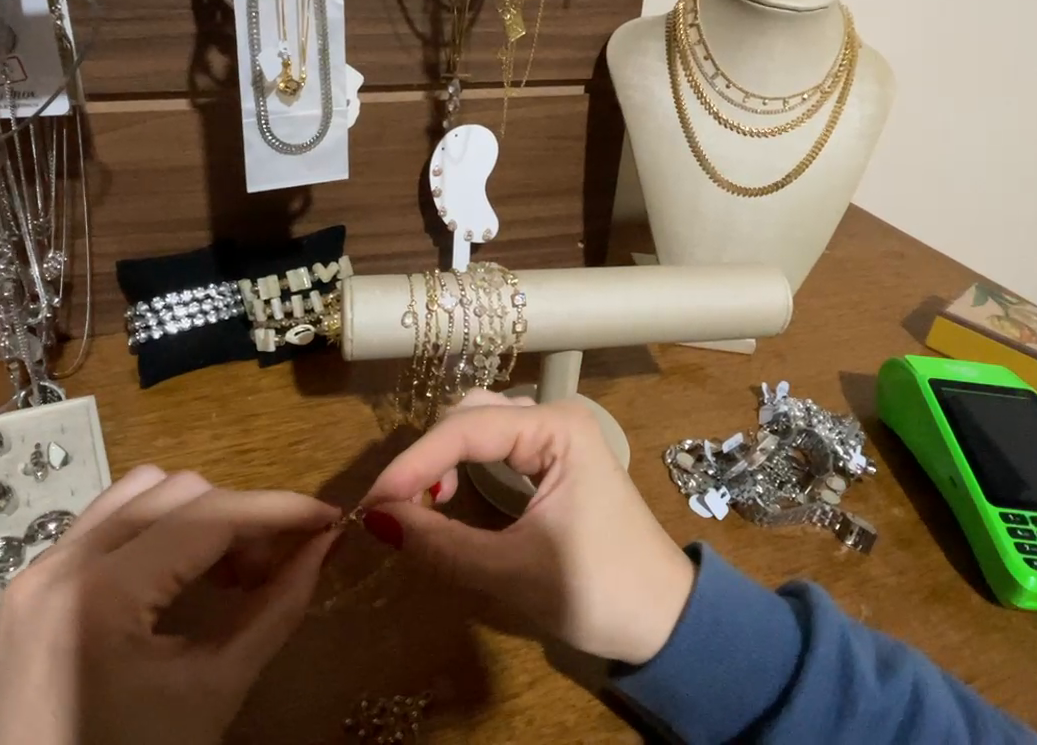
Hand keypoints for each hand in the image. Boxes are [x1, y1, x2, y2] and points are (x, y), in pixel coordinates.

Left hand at [0, 465, 341, 744]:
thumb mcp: (213, 693)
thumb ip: (276, 609)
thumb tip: (326, 545)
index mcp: (100, 593)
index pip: (209, 517)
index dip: (278, 510)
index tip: (329, 518)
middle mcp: (61, 562)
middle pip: (177, 493)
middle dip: (240, 516)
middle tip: (276, 566)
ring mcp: (39, 571)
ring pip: (140, 494)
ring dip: (199, 515)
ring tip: (230, 569)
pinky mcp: (34, 586)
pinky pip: (108, 521)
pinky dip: (159, 528)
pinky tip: (183, 571)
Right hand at [360, 390, 695, 664]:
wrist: (665, 620)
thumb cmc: (598, 592)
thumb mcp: (511, 572)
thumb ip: (440, 544)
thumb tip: (374, 520)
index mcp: (557, 428)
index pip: (465, 429)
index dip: (414, 464)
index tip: (372, 503)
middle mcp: (555, 416)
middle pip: (469, 415)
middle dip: (428, 457)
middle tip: (399, 508)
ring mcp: (557, 434)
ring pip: (479, 426)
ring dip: (443, 458)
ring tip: (423, 504)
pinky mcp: (554, 456)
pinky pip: (495, 444)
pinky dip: (463, 464)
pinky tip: (448, 494)